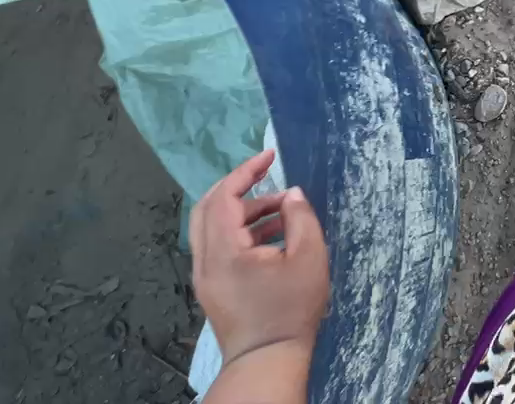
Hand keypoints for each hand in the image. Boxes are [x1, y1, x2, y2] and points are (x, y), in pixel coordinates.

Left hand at [190, 149, 330, 365]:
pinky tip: (276, 233)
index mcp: (224, 251)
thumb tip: (291, 194)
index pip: (222, 198)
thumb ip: (300, 217)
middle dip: (237, 185)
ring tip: (285, 208)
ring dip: (245, 209)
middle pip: (207, 209)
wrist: (267, 358)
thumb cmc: (291, 305)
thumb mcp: (308, 255)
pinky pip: (220, 245)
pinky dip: (243, 228)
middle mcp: (205, 261)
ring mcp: (206, 276)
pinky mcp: (214, 287)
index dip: (245, 171)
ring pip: (213, 227)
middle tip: (267, 171)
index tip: (270, 156)